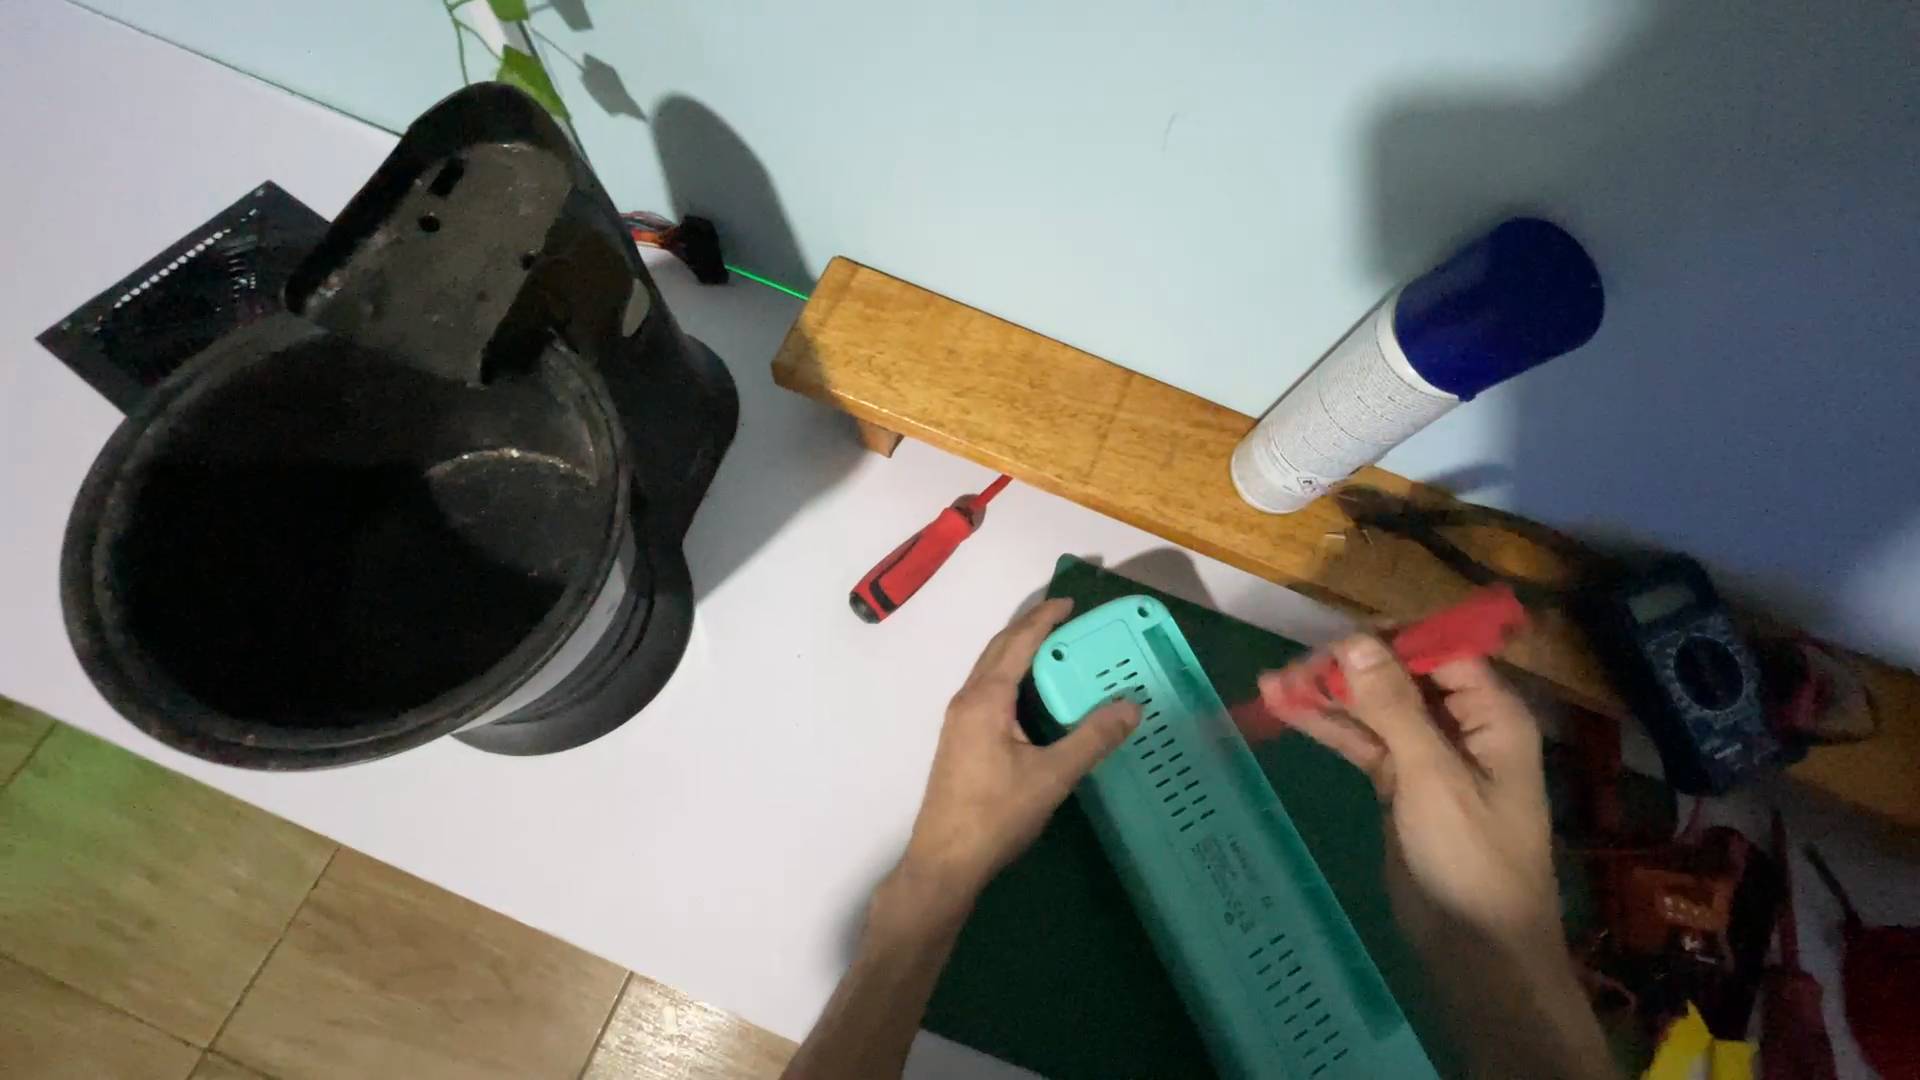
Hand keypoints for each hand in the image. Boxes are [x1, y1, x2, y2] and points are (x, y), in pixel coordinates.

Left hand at [900, 598, 1140, 901]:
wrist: (944, 860)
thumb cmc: (996, 815)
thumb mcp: (1051, 777)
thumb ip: (1091, 739)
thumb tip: (1131, 708)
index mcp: (986, 698)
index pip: (1017, 643)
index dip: (1044, 619)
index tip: (1069, 602)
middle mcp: (967, 699)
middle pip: (998, 649)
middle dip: (1029, 628)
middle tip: (1064, 618)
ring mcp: (958, 719)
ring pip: (989, 669)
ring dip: (1016, 650)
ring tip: (1051, 648)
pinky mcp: (959, 738)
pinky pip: (986, 689)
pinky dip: (1009, 675)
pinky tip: (1029, 694)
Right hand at [1262, 635, 1559, 949]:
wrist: (1474, 950)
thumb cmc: (1470, 858)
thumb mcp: (1432, 777)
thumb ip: (1392, 706)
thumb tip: (1353, 639)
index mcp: (1490, 715)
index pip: (1438, 652)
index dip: (1385, 640)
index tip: (1330, 642)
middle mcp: (1459, 724)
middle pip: (1395, 675)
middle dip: (1343, 668)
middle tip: (1290, 672)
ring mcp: (1424, 751)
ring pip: (1369, 705)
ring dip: (1324, 694)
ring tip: (1269, 684)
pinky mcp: (1396, 777)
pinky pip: (1357, 737)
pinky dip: (1324, 723)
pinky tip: (1283, 707)